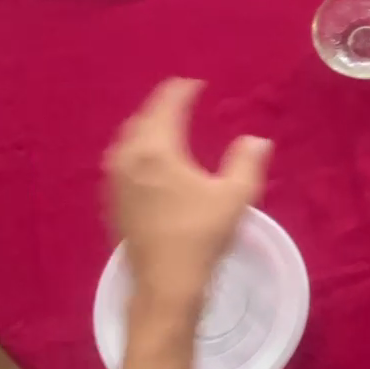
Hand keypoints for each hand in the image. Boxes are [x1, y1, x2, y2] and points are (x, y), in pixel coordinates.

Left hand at [105, 79, 271, 316]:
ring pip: (128, 138)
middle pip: (143, 118)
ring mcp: (116, 181)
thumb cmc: (200, 236)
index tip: (197, 84)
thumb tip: (257, 140)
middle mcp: (129, 158)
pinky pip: (122, 159)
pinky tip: (150, 158)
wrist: (165, 285)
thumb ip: (247, 162)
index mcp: (157, 150)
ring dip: (148, 125)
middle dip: (162, 105)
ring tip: (167, 124)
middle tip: (183, 99)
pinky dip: (138, 147)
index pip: (167, 106)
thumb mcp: (235, 196)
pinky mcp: (113, 201)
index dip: (183, 91)